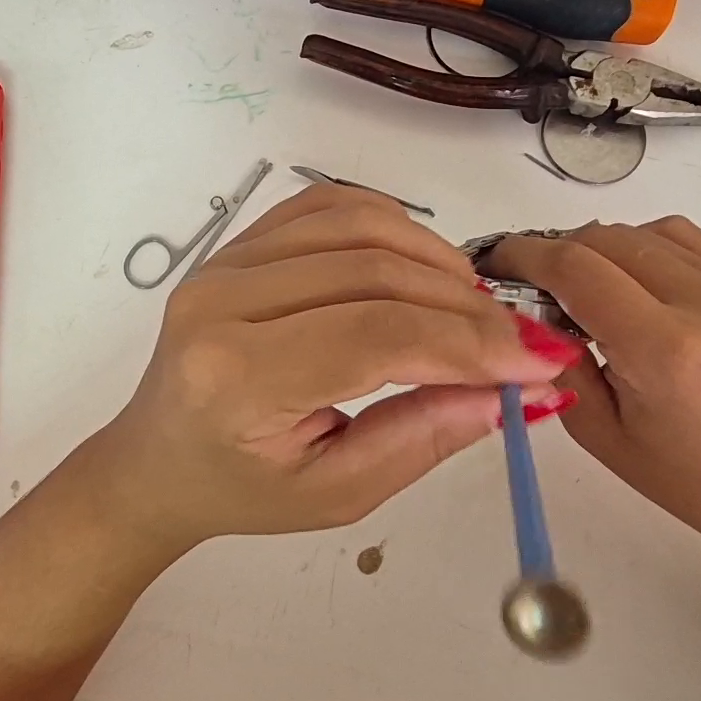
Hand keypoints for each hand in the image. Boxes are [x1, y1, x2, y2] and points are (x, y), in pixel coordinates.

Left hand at [91, 185, 580, 550]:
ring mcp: (220, 265)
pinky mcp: (230, 248)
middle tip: (518, 340)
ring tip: (471, 306)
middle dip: (463, 305)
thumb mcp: (335, 492)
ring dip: (430, 256)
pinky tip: (415, 265)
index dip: (469, 342)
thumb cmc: (239, 490)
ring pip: (353, 225)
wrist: (158, 461)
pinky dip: (385, 223)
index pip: (375, 335)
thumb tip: (514, 389)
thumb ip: (422, 437)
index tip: (542, 360)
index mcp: (237, 377)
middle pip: (371, 273)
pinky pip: (322, 208)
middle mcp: (220, 303)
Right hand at [481, 219, 700, 554]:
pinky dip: (636, 244)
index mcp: (661, 348)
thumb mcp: (596, 431)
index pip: (575, 267)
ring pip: (638, 230)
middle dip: (551, 252)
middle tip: (525, 285)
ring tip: (575, 287)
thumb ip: (556, 362)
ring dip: (593, 248)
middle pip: (602, 238)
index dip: (522, 255)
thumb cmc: (685, 477)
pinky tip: (624, 280)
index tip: (491, 266)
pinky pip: (678, 237)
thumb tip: (525, 313)